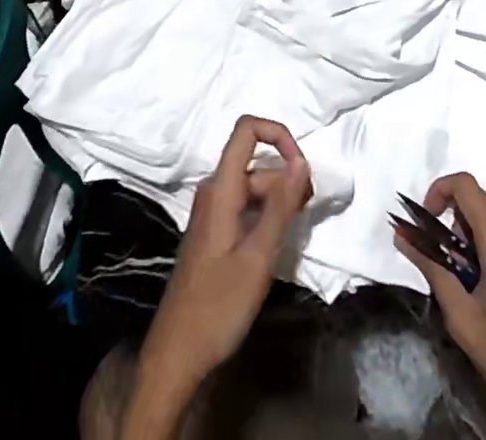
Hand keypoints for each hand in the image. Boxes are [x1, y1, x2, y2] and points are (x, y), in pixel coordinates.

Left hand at [122, 116, 311, 439]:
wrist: (178, 355)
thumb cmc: (218, 306)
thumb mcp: (258, 256)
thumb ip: (281, 205)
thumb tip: (302, 160)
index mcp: (220, 190)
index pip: (246, 130)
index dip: (278, 134)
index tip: (303, 166)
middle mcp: (214, 192)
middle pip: (258, 162)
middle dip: (288, 177)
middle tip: (308, 212)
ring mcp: (213, 213)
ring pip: (256, 186)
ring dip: (281, 199)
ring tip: (295, 232)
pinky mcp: (216, 232)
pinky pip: (248, 206)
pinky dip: (269, 214)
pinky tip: (278, 241)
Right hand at [398, 173, 485, 439]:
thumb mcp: (462, 318)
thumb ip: (433, 269)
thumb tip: (403, 236)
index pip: (468, 186)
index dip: (440, 190)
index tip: (426, 221)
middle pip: (485, 204)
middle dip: (456, 220)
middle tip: (442, 259)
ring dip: (477, 237)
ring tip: (467, 282)